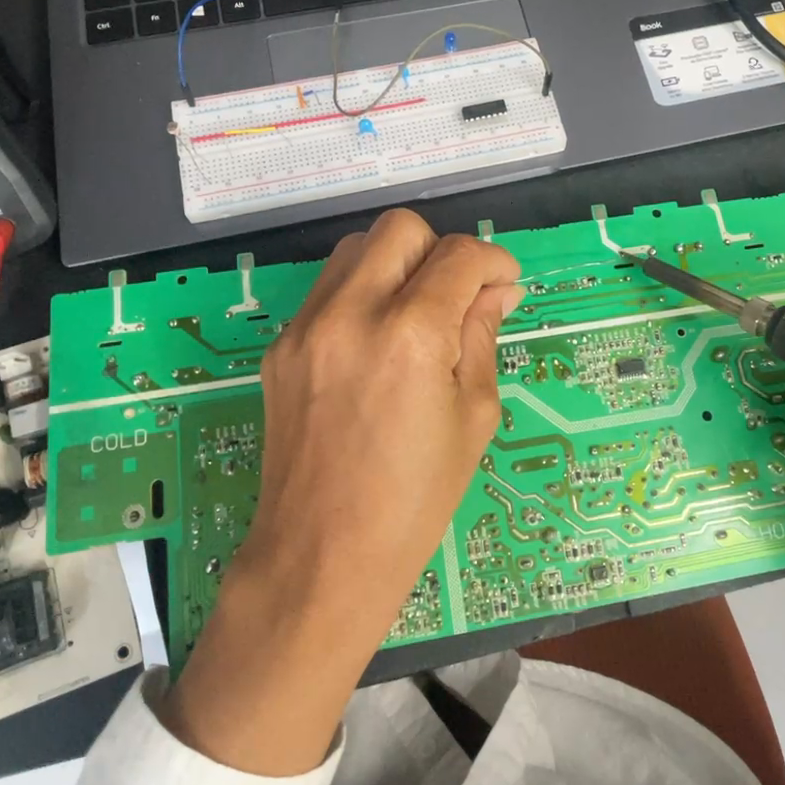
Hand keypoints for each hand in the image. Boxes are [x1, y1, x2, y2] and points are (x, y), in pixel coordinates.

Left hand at [163, 210, 520, 774]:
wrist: (322, 555)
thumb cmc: (415, 498)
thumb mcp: (473, 415)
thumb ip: (481, 336)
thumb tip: (496, 290)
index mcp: (410, 334)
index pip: (460, 256)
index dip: (494, 262)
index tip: (504, 287)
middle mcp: (351, 312)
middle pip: (400, 229)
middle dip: (440, 250)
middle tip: (457, 296)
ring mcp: (306, 326)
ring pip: (356, 249)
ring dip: (396, 265)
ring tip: (415, 314)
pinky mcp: (280, 346)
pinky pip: (327, 291)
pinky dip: (361, 295)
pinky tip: (376, 343)